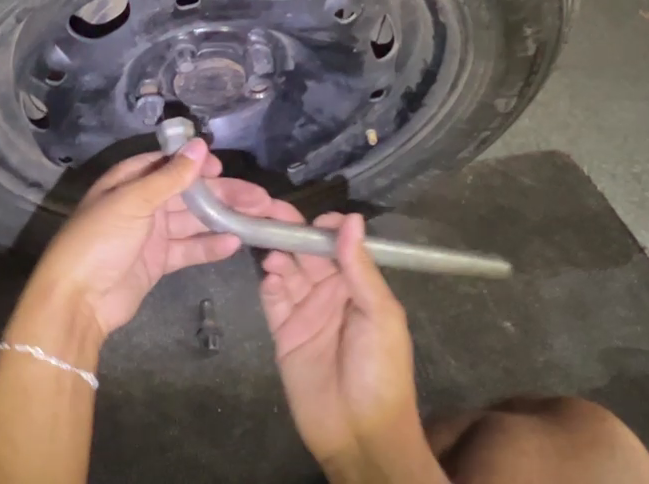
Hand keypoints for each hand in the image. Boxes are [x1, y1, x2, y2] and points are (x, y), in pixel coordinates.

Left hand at [26, 138, 279, 338]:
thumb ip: (170, 177)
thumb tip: (200, 145)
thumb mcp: (133, 201)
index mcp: (128, 181)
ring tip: (257, 218)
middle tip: (258, 197)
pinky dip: (209, 246)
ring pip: (192, 220)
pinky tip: (234, 243)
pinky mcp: (158, 262)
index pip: (168, 164)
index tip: (223, 167)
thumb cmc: (99, 240)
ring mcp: (150, 234)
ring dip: (222, 219)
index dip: (195, 164)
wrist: (77, 300)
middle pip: (187, 193)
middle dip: (221, 194)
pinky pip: (188, 249)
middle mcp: (141, 203)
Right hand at [260, 212, 443, 481]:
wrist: (361, 435)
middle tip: (268, 213)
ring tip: (268, 247)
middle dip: (291, 232)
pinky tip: (268, 276)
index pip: (338, 244)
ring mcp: (306, 312)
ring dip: (277, 255)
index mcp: (359, 286)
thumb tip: (351, 217)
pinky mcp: (284, 333)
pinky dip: (268, 284)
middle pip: (307, 253)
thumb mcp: (380, 315)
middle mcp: (331, 293)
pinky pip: (273, 300)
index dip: (323, 227)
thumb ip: (360, 267)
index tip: (310, 216)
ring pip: (287, 271)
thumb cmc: (381, 371)